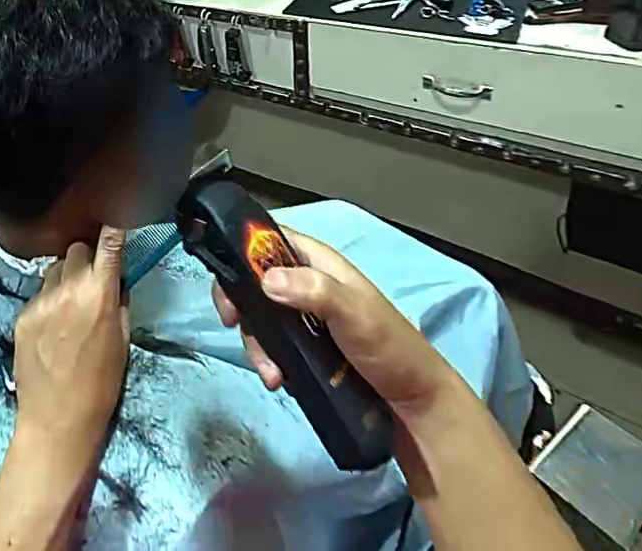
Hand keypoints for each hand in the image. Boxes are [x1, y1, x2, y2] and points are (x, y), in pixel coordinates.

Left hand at [11, 227, 129, 473]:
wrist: (56, 421)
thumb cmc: (101, 384)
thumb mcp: (122, 339)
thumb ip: (118, 301)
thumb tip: (116, 278)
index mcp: (99, 293)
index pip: (108, 243)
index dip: (113, 229)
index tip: (116, 222)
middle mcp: (69, 288)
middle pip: (77, 249)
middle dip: (86, 258)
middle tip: (91, 278)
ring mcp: (41, 300)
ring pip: (55, 268)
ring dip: (65, 276)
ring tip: (69, 304)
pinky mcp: (22, 314)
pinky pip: (39, 293)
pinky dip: (48, 300)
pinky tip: (51, 326)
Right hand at [211, 228, 457, 416]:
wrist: (413, 403)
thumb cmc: (389, 346)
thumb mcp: (354, 313)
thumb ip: (314, 290)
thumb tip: (266, 279)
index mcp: (318, 262)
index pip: (270, 239)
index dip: (243, 250)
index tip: (227, 278)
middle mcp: (307, 282)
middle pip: (256, 279)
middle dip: (241, 302)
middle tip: (232, 323)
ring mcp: (304, 315)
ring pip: (261, 315)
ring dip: (256, 341)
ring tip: (271, 372)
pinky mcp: (304, 346)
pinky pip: (273, 343)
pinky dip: (268, 358)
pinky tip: (277, 378)